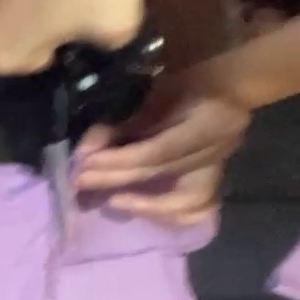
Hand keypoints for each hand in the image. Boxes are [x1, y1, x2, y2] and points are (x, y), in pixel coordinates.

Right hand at [0, 0, 146, 74]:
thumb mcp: (119, 29)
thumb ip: (109, 48)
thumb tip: (105, 43)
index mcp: (5, 61)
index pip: (40, 70)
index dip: (71, 56)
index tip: (93, 37)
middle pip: (29, 48)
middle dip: (56, 38)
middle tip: (89, 19)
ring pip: (28, 26)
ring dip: (51, 18)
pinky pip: (30, 4)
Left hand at [73, 73, 250, 224]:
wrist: (217, 87)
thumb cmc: (177, 90)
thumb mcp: (147, 100)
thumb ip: (116, 129)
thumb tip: (83, 152)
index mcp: (213, 122)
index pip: (159, 152)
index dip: (118, 160)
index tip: (84, 163)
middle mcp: (220, 149)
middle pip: (162, 174)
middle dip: (114, 179)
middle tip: (79, 181)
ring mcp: (217, 167)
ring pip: (187, 201)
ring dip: (142, 205)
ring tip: (107, 201)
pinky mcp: (206, 181)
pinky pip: (190, 210)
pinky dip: (157, 212)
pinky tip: (127, 206)